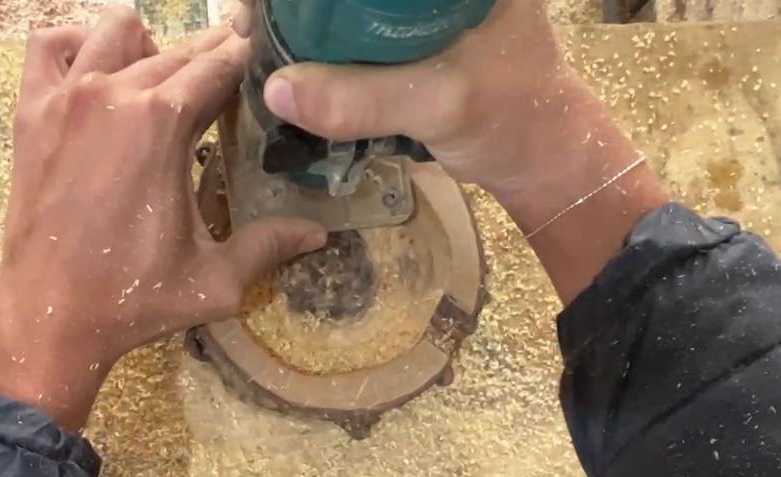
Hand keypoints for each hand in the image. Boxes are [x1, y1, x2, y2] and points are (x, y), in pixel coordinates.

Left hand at [0, 11, 328, 429]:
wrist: (50, 315)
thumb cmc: (133, 300)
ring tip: (163, 79)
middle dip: (209, 57)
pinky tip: (98, 69)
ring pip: (117, 33)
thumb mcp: (214, 280)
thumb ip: (267, 247)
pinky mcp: (31, 113)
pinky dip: (79, 45)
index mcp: (163, 125)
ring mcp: (67, 97)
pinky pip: (51, 47)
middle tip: (231, 70)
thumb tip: (318, 233)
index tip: (262, 69)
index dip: (245, 64)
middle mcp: (115, 93)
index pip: (218, 68)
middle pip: (175, 50)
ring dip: (149, 46)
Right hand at [235, 0, 667, 299]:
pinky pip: (349, 28)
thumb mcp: (437, 103)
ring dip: (296, 14)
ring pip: (342, 3)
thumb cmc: (508, 116)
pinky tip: (287, 55)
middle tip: (244, 17)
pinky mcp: (404, 32)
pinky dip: (316, 40)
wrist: (536, 157)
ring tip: (251, 31)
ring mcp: (414, 3)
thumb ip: (362, 99)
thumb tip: (276, 90)